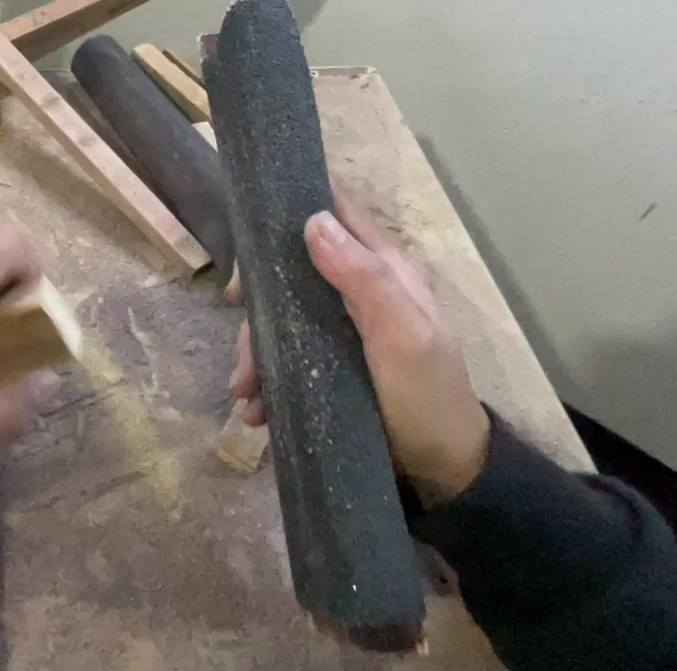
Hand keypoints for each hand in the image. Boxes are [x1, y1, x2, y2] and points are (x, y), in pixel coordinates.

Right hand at [227, 190, 490, 506]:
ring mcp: (337, 323)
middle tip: (235, 311)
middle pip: (289, 263)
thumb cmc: (427, 398)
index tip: (251, 216)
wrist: (441, 475)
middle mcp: (356, 285)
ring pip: (277, 311)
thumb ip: (364, 279)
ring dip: (254, 347)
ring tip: (245, 390)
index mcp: (383, 267)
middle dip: (258, 290)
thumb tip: (313, 221)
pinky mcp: (323, 356)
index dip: (293, 202)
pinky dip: (262, 373)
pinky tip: (255, 404)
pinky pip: (280, 351)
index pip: (335, 210)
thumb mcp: (404, 337)